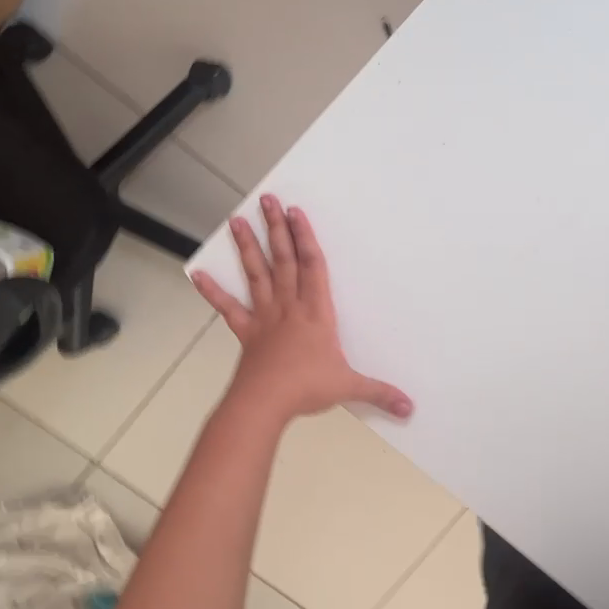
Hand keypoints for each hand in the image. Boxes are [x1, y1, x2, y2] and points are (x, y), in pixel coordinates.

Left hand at [191, 195, 412, 423]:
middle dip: (276, 230)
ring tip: (237, 221)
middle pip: (284, 261)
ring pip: (257, 276)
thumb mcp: (350, 387)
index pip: (313, 267)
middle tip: (268, 201)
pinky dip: (213, 291)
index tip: (297, 213)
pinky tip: (198, 274)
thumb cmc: (306, 389)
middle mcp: (290, 308)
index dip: (306, 238)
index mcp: (317, 313)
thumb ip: (381, 393)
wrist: (262, 404)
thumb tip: (410, 407)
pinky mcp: (247, 334)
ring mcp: (265, 319)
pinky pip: (229, 308)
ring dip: (248, 248)